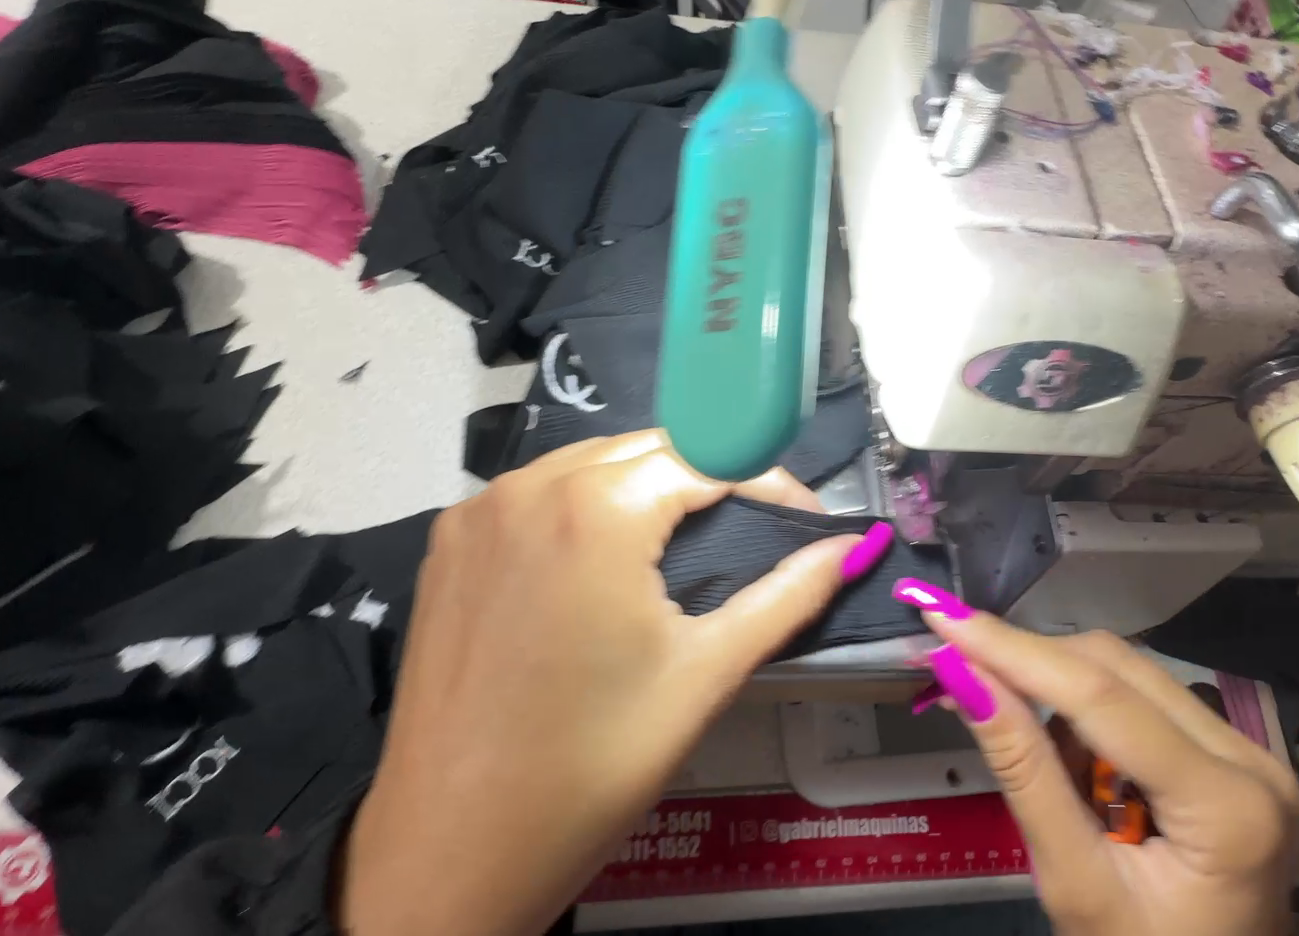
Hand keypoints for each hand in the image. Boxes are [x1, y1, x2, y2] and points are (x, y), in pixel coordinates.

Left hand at [339, 431, 874, 935]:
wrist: (454, 848)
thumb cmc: (593, 764)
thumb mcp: (704, 673)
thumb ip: (788, 597)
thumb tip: (851, 548)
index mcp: (597, 511)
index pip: (705, 457)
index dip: (766, 479)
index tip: (804, 518)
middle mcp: (529, 486)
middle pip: (645, 450)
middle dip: (709, 474)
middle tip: (755, 524)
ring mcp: (478, 511)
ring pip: (586, 464)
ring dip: (646, 484)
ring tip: (690, 536)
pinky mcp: (448, 542)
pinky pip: (534, 494)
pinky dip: (583, 503)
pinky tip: (605, 554)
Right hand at [908, 596, 1298, 935]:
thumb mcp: (1072, 881)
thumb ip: (1022, 770)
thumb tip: (959, 676)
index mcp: (1226, 807)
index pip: (1101, 697)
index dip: (1013, 649)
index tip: (941, 617)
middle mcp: (1250, 760)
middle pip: (1119, 667)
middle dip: (1029, 658)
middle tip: (954, 658)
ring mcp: (1248, 753)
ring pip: (1129, 671)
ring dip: (1055, 682)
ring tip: (1010, 722)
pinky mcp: (1231, 755)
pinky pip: (1143, 697)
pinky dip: (1086, 707)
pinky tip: (1065, 753)